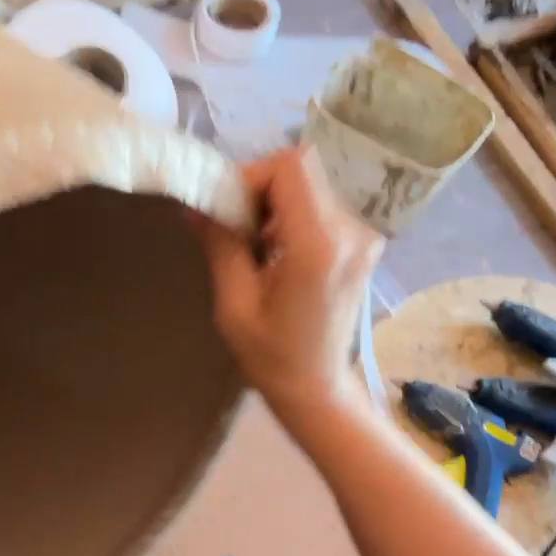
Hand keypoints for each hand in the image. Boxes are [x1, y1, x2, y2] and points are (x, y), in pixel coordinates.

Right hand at [190, 146, 382, 418]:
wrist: (317, 389)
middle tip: (236, 232)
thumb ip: (220, 246)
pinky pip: (321, 208)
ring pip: (310, 188)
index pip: (290, 167)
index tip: (229, 213)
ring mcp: (362, 237)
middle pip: (301, 172)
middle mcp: (349, 231)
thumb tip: (194, 204)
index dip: (252, 177)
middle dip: (260, 192)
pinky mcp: (362, 244)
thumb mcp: (234, 306)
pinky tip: (278, 258)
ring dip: (275, 207)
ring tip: (256, 252)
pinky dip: (292, 220)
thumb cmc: (271, 358)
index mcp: (318, 246)